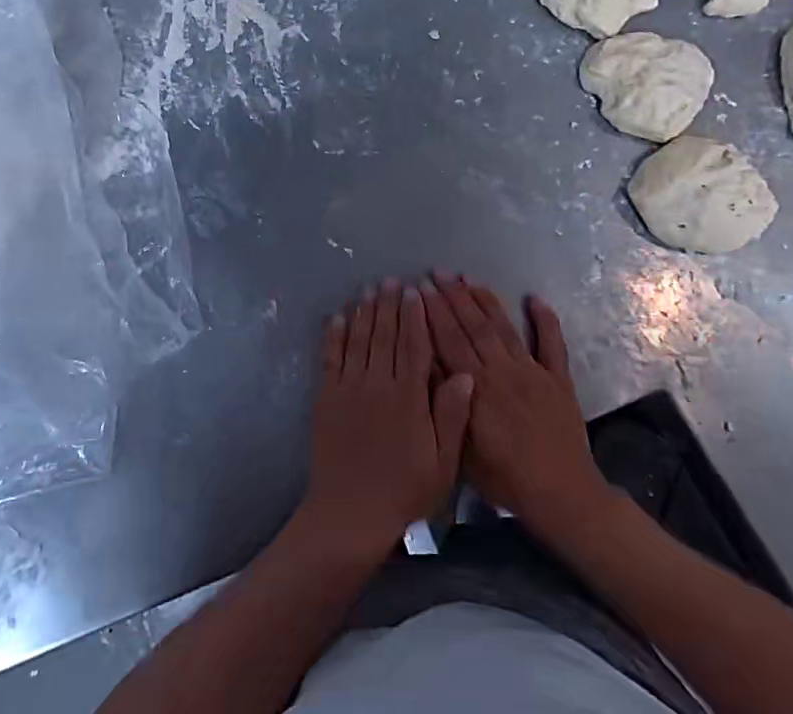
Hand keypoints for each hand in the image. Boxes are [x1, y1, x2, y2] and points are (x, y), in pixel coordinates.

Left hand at [298, 279, 474, 557]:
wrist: (350, 513)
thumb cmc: (404, 491)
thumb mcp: (442, 462)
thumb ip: (451, 415)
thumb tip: (466, 373)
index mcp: (408, 398)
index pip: (414, 346)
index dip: (416, 316)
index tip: (417, 291)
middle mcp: (377, 385)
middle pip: (384, 336)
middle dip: (389, 304)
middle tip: (392, 279)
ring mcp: (348, 389)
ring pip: (358, 341)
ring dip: (364, 312)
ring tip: (369, 288)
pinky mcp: (326, 398)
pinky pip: (330, 359)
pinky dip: (335, 335)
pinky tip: (338, 318)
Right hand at [418, 273, 608, 539]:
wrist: (561, 495)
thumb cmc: (505, 479)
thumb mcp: (462, 449)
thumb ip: (447, 404)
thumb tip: (429, 365)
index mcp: (477, 389)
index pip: (448, 342)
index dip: (432, 314)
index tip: (418, 290)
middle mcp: (502, 372)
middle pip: (472, 327)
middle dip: (452, 297)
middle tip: (436, 272)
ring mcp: (533, 373)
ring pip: (503, 328)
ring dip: (484, 300)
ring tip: (467, 277)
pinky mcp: (558, 380)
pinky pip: (552, 344)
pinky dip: (545, 320)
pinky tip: (535, 299)